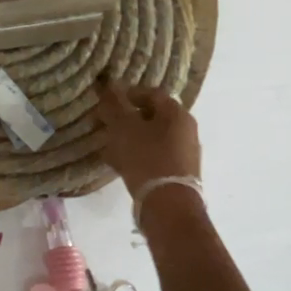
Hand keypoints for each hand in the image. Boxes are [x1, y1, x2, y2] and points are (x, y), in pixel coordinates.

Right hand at [95, 78, 200, 193]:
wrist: (168, 206)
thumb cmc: (146, 158)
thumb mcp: (124, 127)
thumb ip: (114, 105)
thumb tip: (108, 84)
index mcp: (177, 113)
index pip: (151, 93)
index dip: (127, 94)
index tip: (106, 103)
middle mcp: (186, 130)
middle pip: (151, 117)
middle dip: (126, 120)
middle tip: (105, 125)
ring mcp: (184, 154)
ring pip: (151, 139)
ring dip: (128, 139)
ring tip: (107, 147)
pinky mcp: (178, 174)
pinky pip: (153, 157)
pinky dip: (136, 156)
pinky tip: (117, 165)